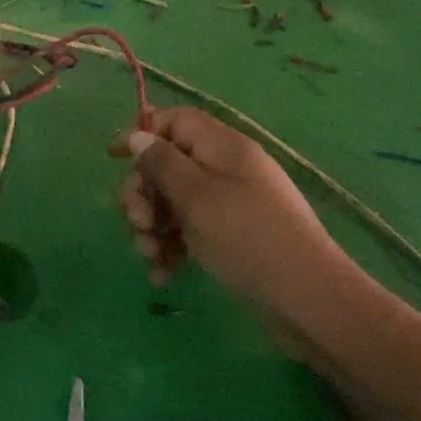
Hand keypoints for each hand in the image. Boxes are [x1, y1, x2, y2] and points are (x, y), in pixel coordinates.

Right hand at [114, 107, 358, 360]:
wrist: (306, 299)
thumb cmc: (246, 237)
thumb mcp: (196, 196)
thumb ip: (161, 163)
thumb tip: (138, 136)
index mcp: (222, 146)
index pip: (175, 120)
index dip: (142, 133)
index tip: (114, 160)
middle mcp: (226, 169)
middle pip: (168, 165)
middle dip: (143, 193)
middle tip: (138, 222)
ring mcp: (230, 205)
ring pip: (174, 203)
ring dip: (153, 227)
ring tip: (150, 256)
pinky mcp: (232, 238)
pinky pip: (190, 232)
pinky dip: (173, 249)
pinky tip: (163, 276)